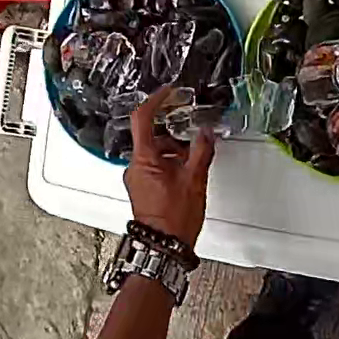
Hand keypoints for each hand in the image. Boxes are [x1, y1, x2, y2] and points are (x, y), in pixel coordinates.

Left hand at [123, 86, 216, 248]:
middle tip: (191, 132)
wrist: (164, 246)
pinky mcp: (141, 187)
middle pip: (151, 137)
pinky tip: (186, 172)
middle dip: (172, 134)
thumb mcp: (194, 179)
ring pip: (154, 153)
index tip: (168, 92)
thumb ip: (200, 151)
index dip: (155, 101)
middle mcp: (134, 166)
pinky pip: (153, 166)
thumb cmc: (174, 218)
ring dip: (173, 151)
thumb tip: (205, 133)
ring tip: (193, 159)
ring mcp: (136, 178)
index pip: (142, 119)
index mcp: (143, 158)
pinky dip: (169, 163)